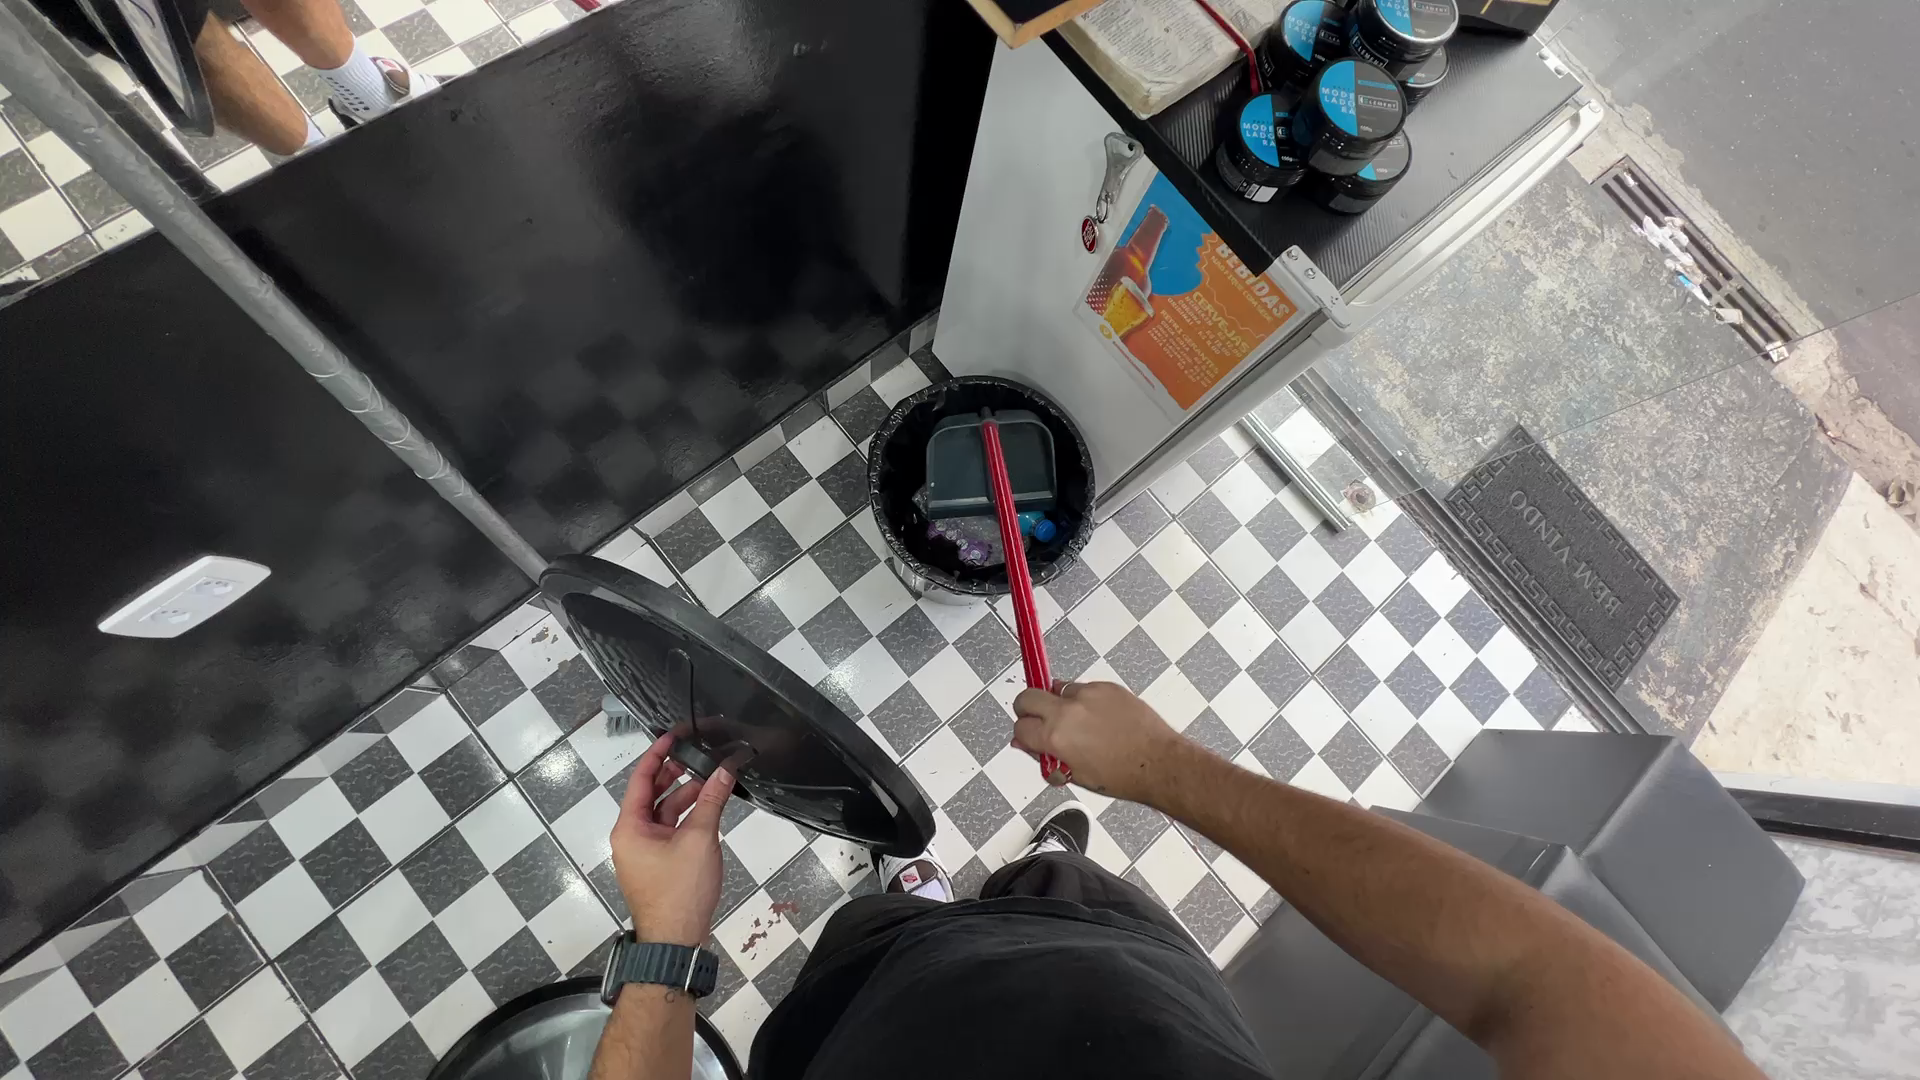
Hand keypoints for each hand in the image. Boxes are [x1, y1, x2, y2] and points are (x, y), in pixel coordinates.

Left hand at [608, 733, 737, 946]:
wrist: (675, 941)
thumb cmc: (680, 887)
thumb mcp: (699, 838)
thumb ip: (711, 800)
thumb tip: (725, 768)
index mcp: (630, 827)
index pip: (642, 779)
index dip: (657, 754)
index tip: (675, 734)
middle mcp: (632, 836)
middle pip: (652, 794)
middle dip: (675, 772)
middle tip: (700, 753)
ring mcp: (645, 850)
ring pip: (664, 811)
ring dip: (686, 794)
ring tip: (712, 777)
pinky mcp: (659, 862)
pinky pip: (670, 828)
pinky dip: (688, 815)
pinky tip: (709, 806)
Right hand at [1012, 681, 1184, 804]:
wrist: (1158, 762)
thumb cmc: (1122, 775)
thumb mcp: (1075, 774)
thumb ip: (1045, 755)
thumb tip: (1024, 744)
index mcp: (1056, 737)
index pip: (1020, 727)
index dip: (1023, 735)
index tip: (1029, 738)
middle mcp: (1067, 711)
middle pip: (1027, 697)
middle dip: (1027, 709)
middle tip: (1038, 721)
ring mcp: (1087, 694)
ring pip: (1056, 690)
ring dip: (1058, 704)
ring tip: (1079, 723)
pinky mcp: (1105, 686)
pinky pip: (1083, 688)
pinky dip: (1084, 701)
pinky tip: (1099, 719)